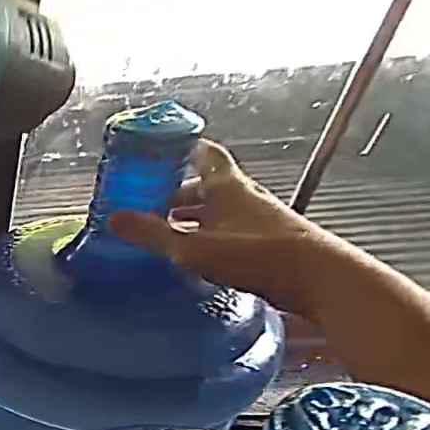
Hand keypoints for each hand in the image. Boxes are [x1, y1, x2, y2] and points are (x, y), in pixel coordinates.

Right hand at [107, 139, 332, 317]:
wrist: (315, 279)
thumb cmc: (256, 255)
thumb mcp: (194, 246)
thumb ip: (153, 235)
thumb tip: (114, 219)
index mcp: (228, 187)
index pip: (205, 155)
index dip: (183, 150)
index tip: (161, 153)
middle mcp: (244, 199)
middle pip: (207, 188)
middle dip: (178, 194)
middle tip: (150, 206)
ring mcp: (256, 223)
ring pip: (217, 214)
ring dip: (192, 221)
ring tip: (165, 236)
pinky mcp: (264, 247)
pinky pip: (227, 236)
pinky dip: (207, 241)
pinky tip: (194, 260)